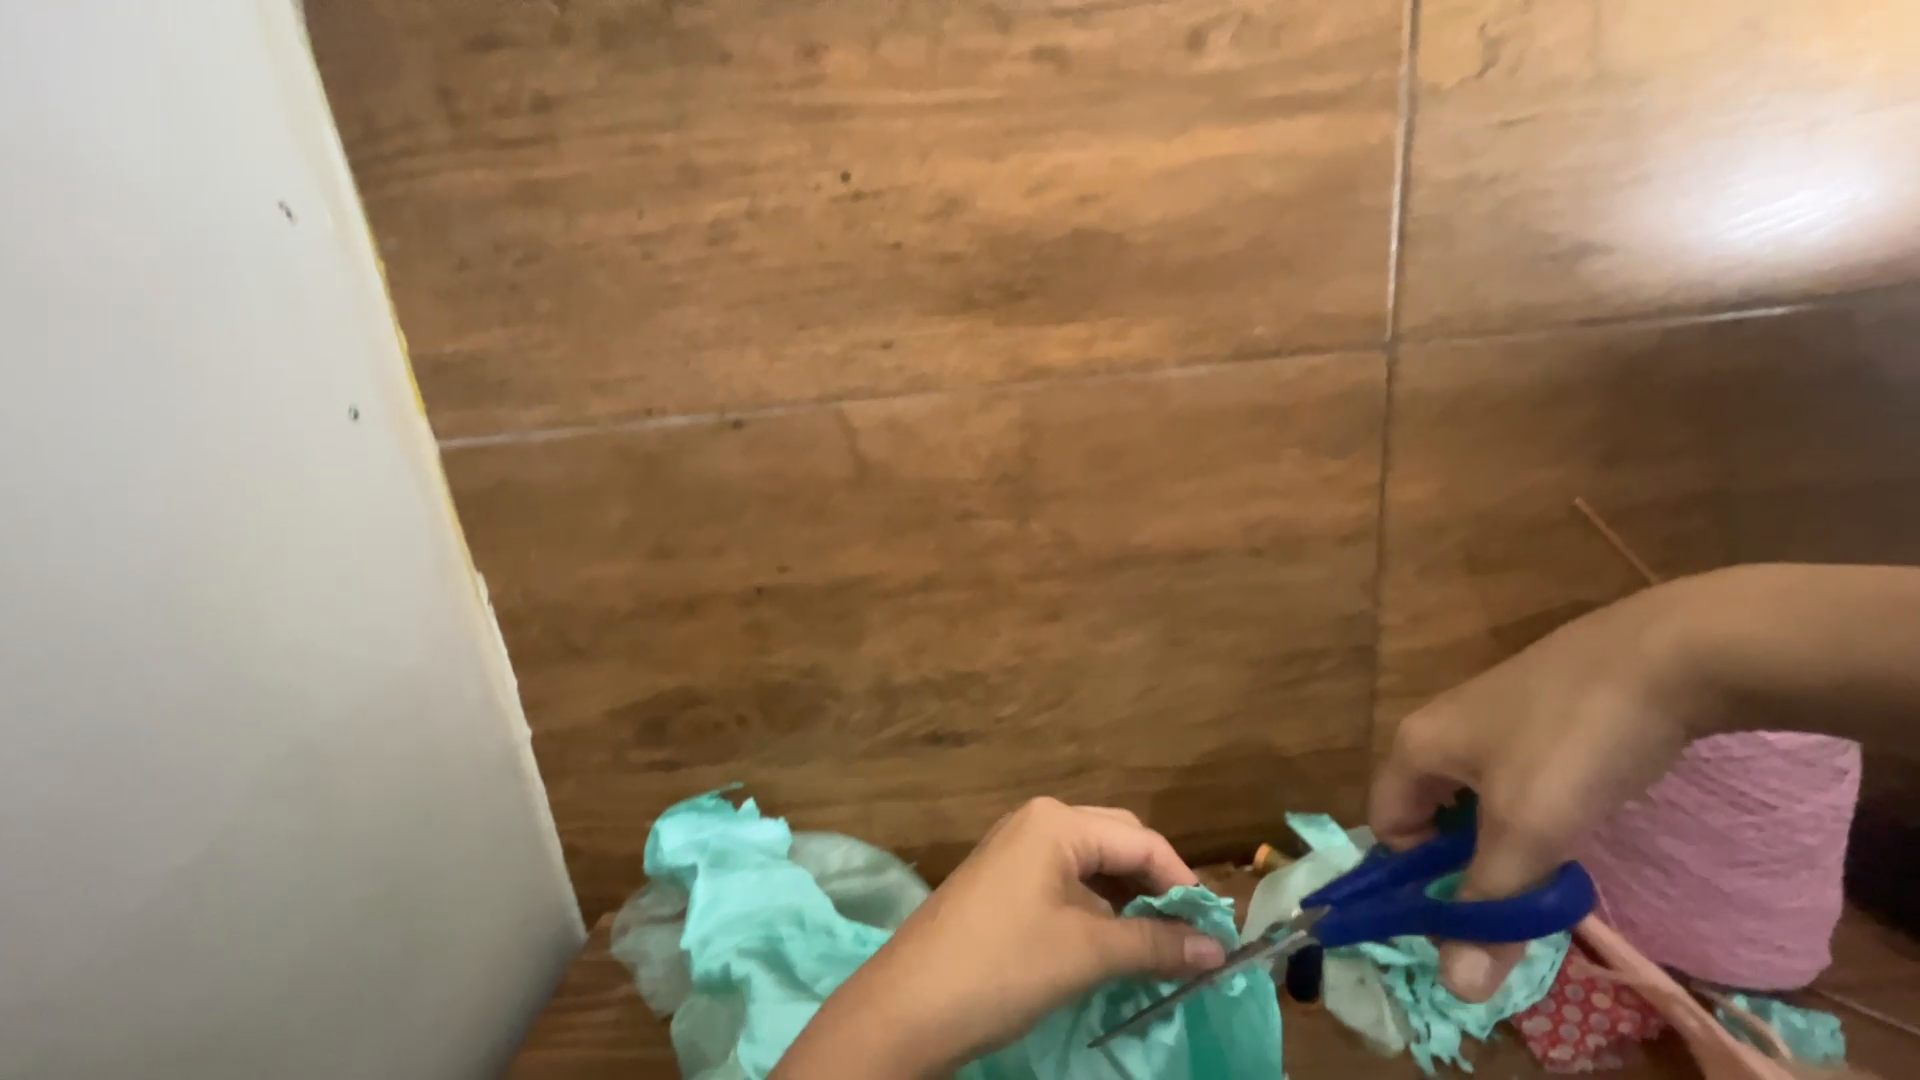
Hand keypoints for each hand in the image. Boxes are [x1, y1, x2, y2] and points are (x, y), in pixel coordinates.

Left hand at [772, 798, 1227, 1079]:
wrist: (907, 1006)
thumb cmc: (1003, 966)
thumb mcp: (1086, 953)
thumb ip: (1155, 943)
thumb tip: (1216, 950)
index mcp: (1057, 822)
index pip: (1142, 841)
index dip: (1184, 885)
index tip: (1218, 932)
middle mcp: (1036, 822)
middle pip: (1117, 843)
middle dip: (1157, 887)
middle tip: (1192, 937)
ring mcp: (1014, 849)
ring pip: (1092, 864)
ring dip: (1128, 900)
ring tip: (1160, 946)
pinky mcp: (1002, 880)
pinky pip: (1065, 881)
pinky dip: (1097, 908)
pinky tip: (1113, 942)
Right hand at [1369, 581, 1706, 1001]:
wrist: (1665, 653)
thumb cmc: (1572, 742)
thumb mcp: (1530, 832)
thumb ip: (1488, 904)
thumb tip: (1455, 989)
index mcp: (1414, 746)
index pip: (1386, 825)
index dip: (1415, 879)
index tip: (1470, 920)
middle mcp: (1438, 728)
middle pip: (1428, 813)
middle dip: (1463, 865)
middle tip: (1517, 902)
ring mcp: (1487, 716)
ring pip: (1474, 798)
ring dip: (1501, 842)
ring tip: (1552, 867)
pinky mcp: (1534, 712)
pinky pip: (1510, 777)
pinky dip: (1529, 812)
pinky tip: (1575, 819)